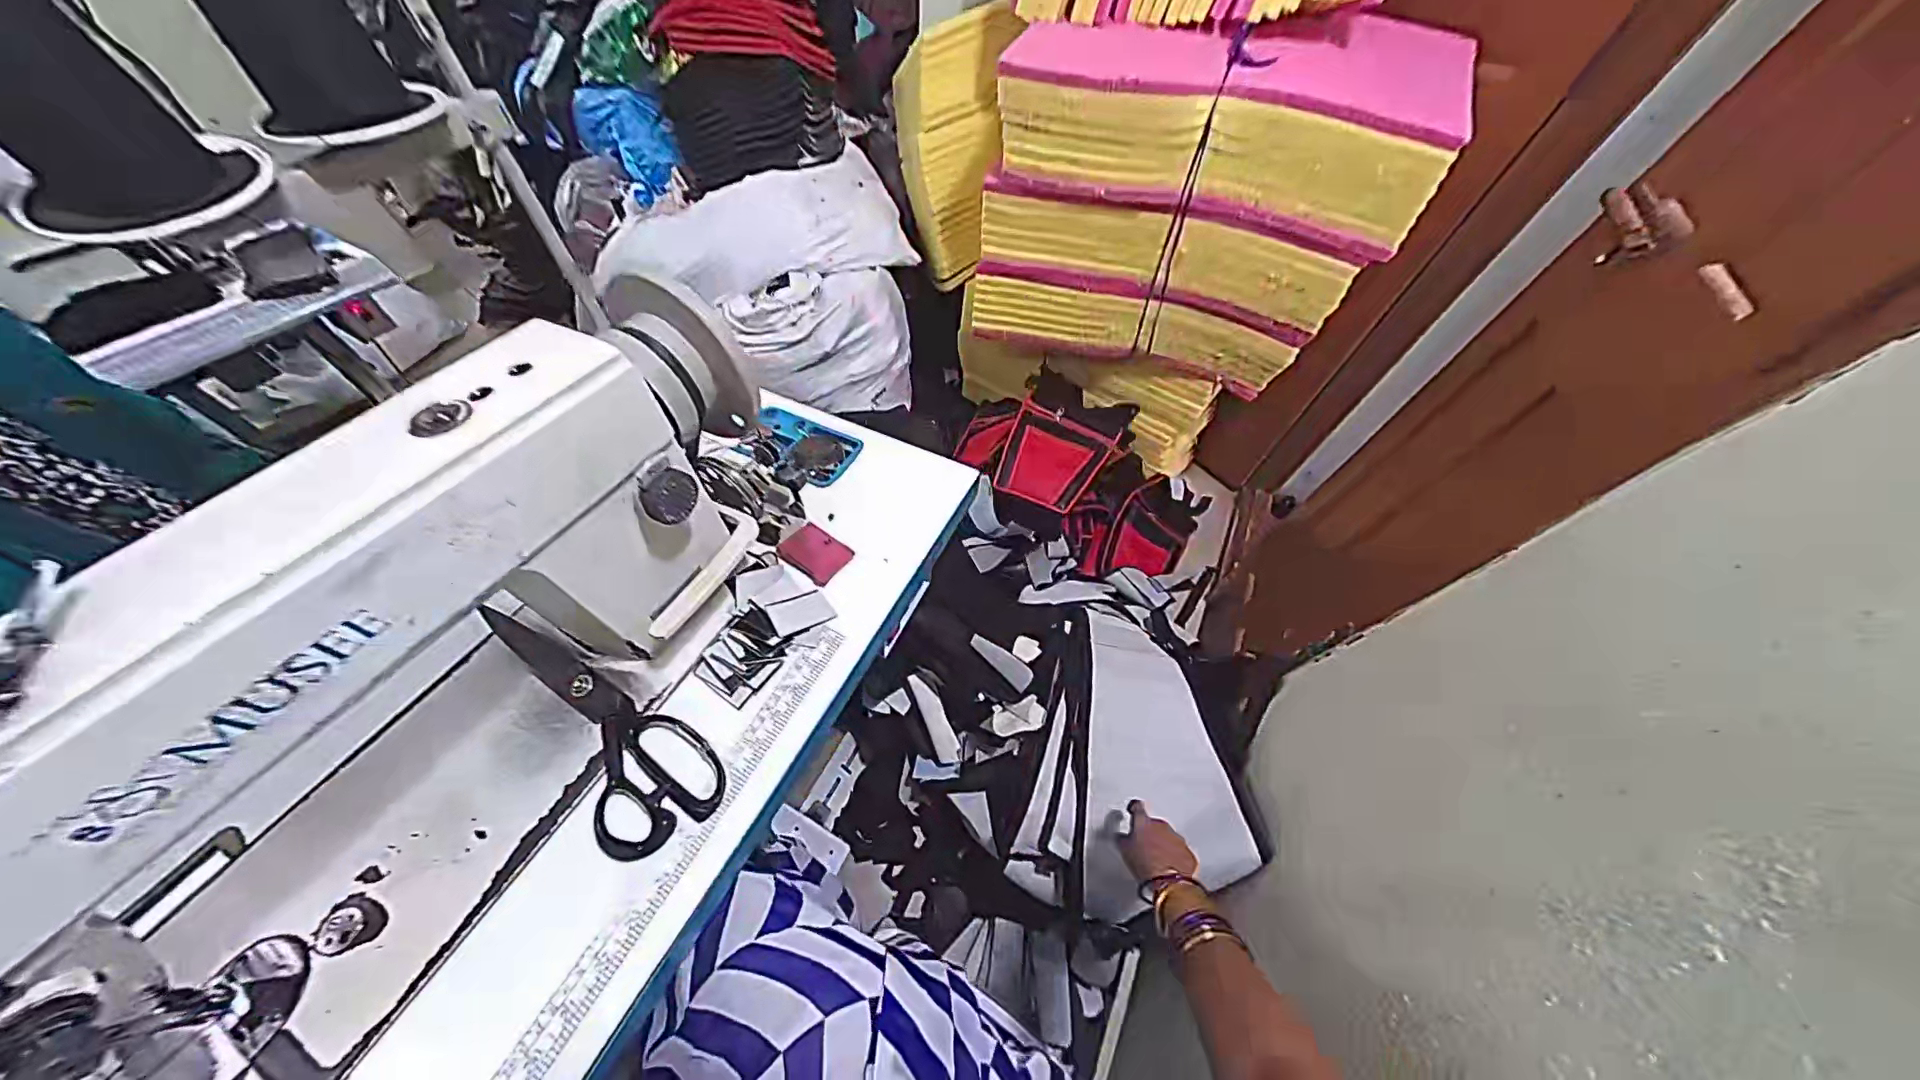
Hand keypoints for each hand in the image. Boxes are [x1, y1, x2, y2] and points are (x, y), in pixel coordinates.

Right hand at [1120, 800, 1198, 882]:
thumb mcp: (1124, 850)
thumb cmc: (1145, 865)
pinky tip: (1168, 867)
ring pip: (1168, 837)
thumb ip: (1123, 838)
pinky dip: (1174, 857)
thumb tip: (1122, 837)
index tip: (1133, 809)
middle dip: (1150, 833)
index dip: (1134, 808)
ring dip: (1163, 845)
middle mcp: (1162, 826)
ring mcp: (1177, 839)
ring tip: (1155, 860)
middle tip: (1143, 846)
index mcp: (1144, 822)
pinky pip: (1180, 852)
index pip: (1138, 807)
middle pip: (1155, 824)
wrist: (1168, 883)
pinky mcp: (1188, 854)